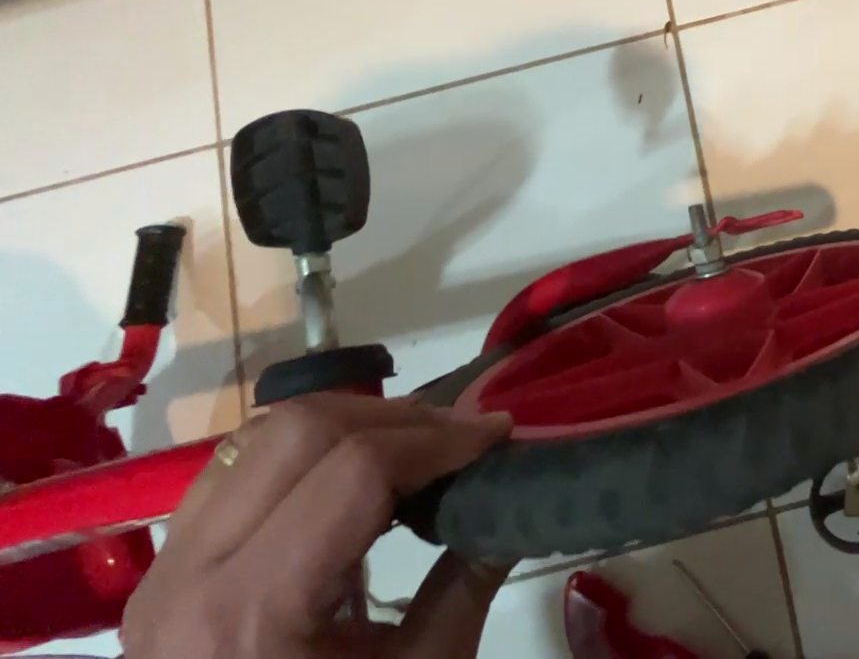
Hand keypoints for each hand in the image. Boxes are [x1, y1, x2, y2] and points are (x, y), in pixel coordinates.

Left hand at [123, 394, 513, 658]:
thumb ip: (470, 577)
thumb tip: (522, 496)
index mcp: (254, 611)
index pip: (358, 469)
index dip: (442, 438)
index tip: (499, 436)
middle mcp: (191, 575)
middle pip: (302, 430)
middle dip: (400, 417)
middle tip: (460, 438)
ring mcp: (165, 568)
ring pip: (264, 434)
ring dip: (355, 421)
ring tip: (416, 447)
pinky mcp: (165, 567)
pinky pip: (239, 466)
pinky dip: (311, 448)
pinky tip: (358, 475)